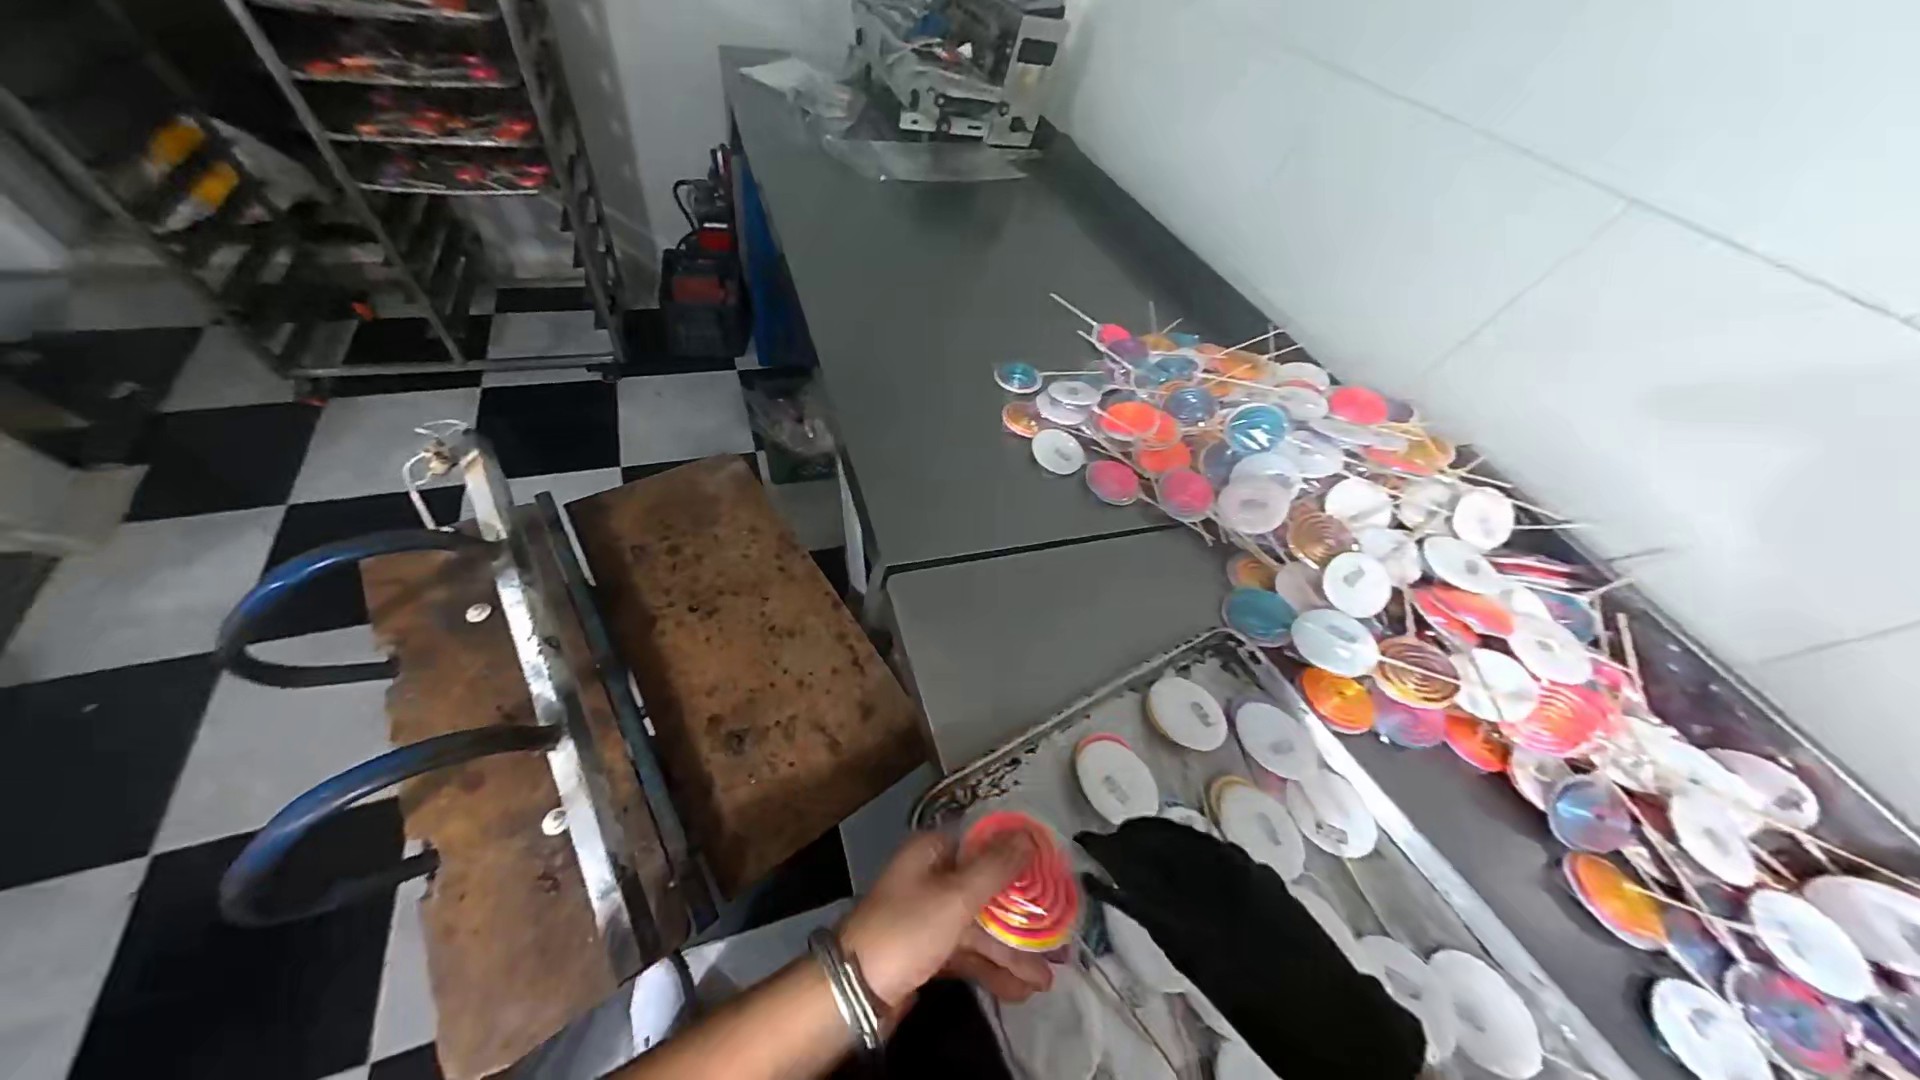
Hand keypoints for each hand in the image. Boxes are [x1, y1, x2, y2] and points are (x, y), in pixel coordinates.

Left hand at [838, 831, 1056, 1009]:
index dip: (1019, 859)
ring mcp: (930, 917)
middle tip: (1058, 935)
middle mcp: (933, 878)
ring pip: (980, 927)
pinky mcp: (929, 951)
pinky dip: (992, 969)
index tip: (1051, 875)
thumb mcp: (956, 896)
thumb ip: (996, 868)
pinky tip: (1021, 990)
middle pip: (987, 890)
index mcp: (933, 852)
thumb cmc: (907, 929)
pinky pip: (968, 954)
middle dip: (1022, 917)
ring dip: (1012, 951)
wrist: (855, 991)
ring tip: (1048, 977)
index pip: (984, 845)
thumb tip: (1028, 835)